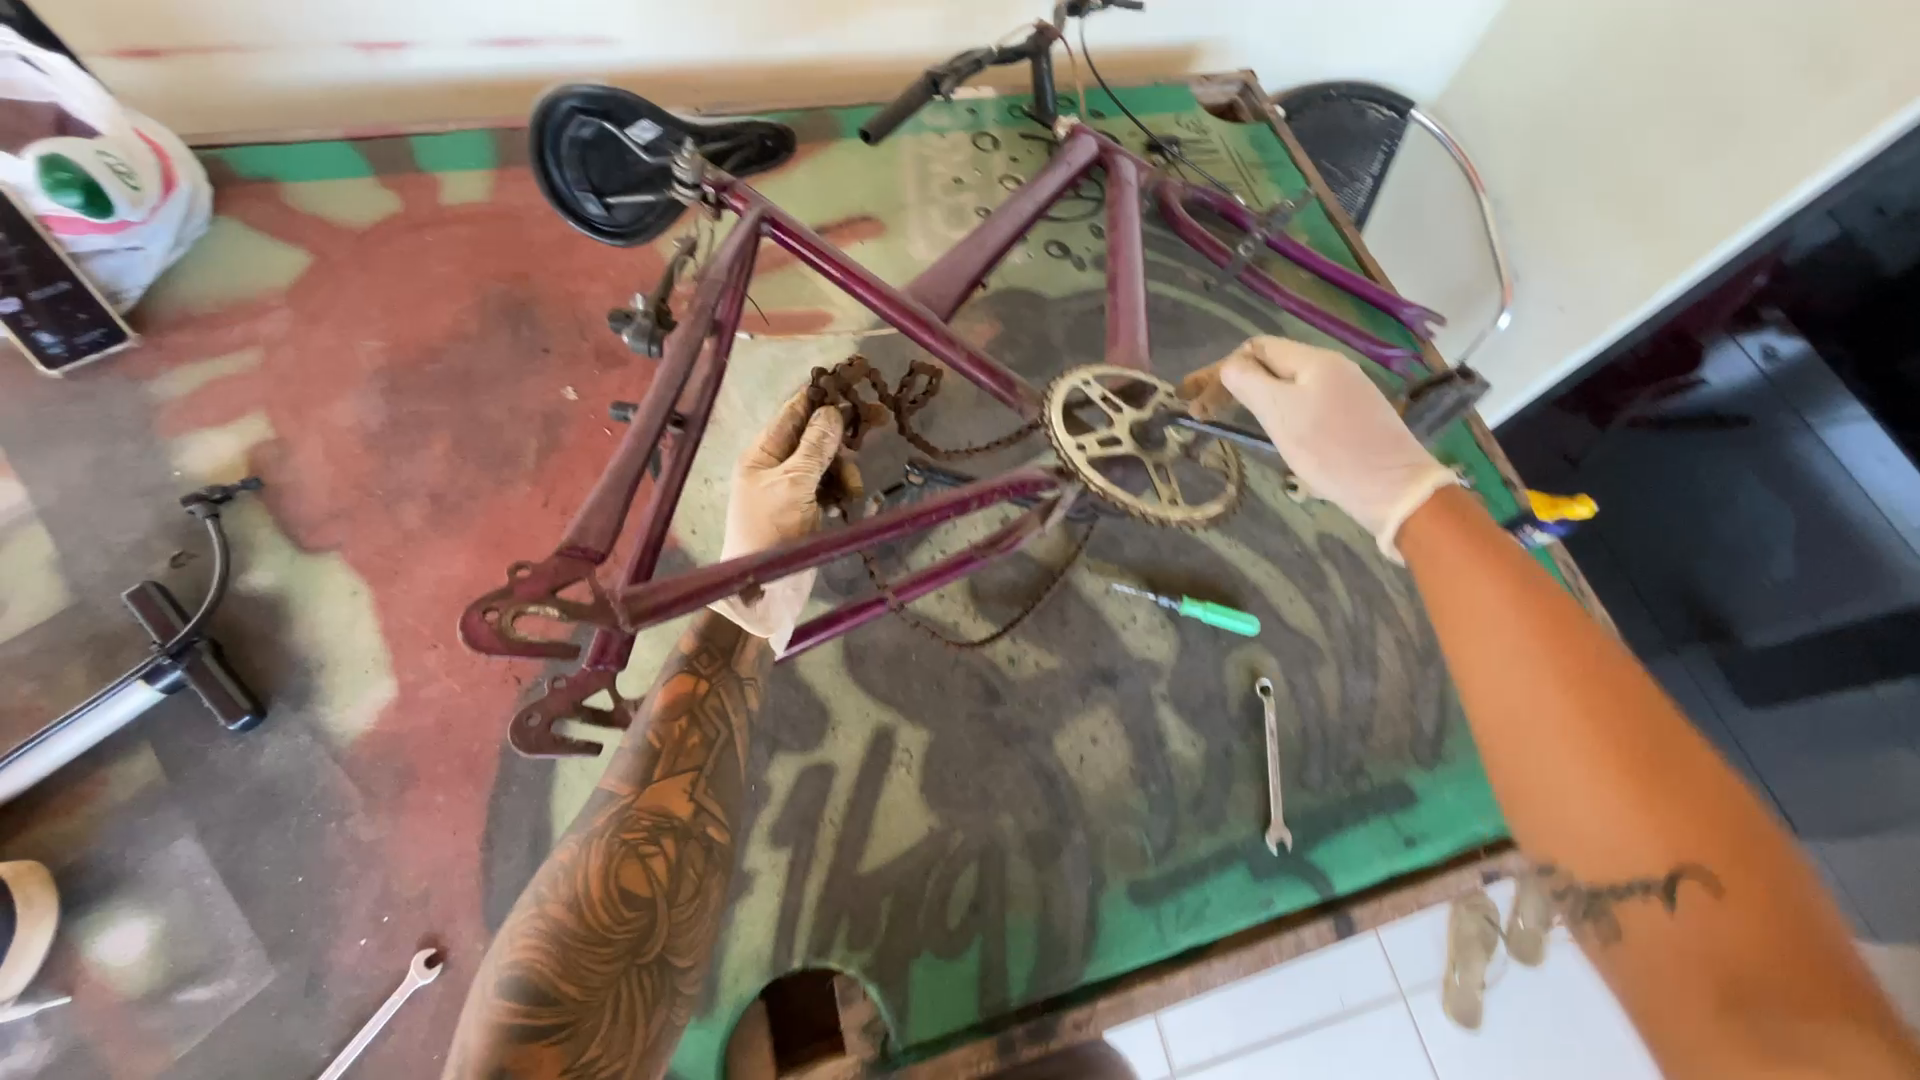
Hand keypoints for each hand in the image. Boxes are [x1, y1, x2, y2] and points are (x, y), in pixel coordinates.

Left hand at [709, 388, 845, 651]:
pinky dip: (843, 492)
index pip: (794, 411)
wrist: (765, 592)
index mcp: (762, 453)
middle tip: (878, 422)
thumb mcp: (793, 485)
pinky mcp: (809, 510)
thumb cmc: (770, 533)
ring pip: (829, 463)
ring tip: (851, 493)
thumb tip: (833, 410)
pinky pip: (832, 488)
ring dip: (845, 472)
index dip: (822, 396)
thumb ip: (815, 446)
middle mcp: (777, 465)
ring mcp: (794, 489)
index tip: (854, 382)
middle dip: (843, 436)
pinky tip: (849, 505)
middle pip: (816, 435)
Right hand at [1182, 336, 1457, 560]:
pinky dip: (1278, 411)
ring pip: (1288, 385)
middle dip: (1233, 384)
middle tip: (1202, 412)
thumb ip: (1249, 384)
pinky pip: (1305, 402)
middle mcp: (1331, 368)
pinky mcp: (1353, 416)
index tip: (1194, 399)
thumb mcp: (1280, 414)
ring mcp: (1346, 392)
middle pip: (1271, 365)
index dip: (1220, 369)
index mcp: (1313, 361)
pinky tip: (1272, 431)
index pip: (1256, 348)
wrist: (1393, 488)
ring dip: (1254, 398)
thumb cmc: (1331, 449)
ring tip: (1230, 420)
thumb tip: (1229, 367)